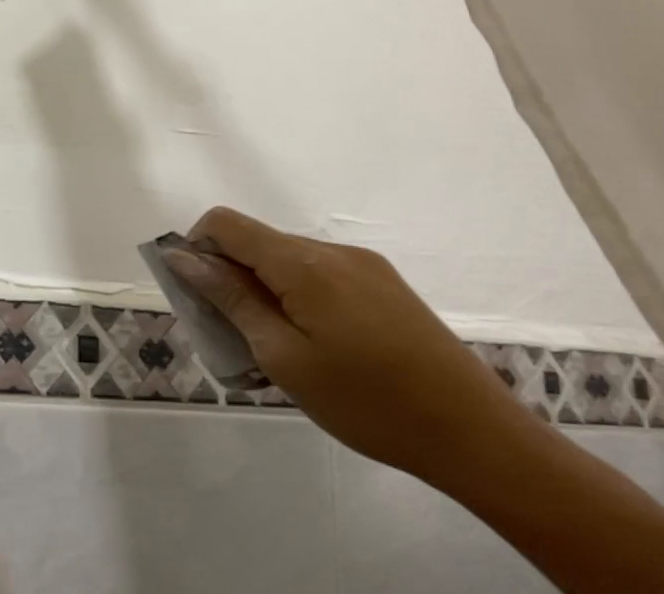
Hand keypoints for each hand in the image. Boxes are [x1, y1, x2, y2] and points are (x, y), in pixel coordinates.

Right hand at [163, 207, 535, 483]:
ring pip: (286, 261)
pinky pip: (319, 276)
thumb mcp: (283, 356)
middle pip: (255, 242)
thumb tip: (183, 257)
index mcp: (304, 263)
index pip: (224, 223)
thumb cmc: (368, 403)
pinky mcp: (386, 287)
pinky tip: (313, 348)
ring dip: (262, 292)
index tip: (195, 297)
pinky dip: (296, 299)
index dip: (195, 249)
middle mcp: (334, 252)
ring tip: (275, 351)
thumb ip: (231, 299)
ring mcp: (366, 267)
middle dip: (228, 277)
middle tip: (231, 336)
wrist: (480, 439)